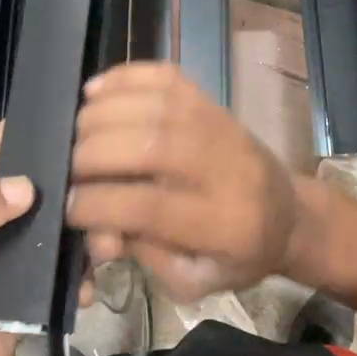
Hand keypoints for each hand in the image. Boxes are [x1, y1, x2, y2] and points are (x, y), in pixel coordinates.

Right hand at [67, 62, 315, 300]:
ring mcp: (220, 125)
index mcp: (224, 224)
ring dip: (101, 116)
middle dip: (92, 156)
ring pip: (154, 106)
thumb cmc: (236, 255)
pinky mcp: (212, 100)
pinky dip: (124, 76)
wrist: (289, 214)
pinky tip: (94, 92)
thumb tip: (99, 234)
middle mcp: (224, 166)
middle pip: (150, 146)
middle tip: (67, 169)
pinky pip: (164, 76)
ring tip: (75, 135)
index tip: (68, 208)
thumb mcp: (193, 279)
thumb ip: (145, 256)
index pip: (150, 207)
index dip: (98, 205)